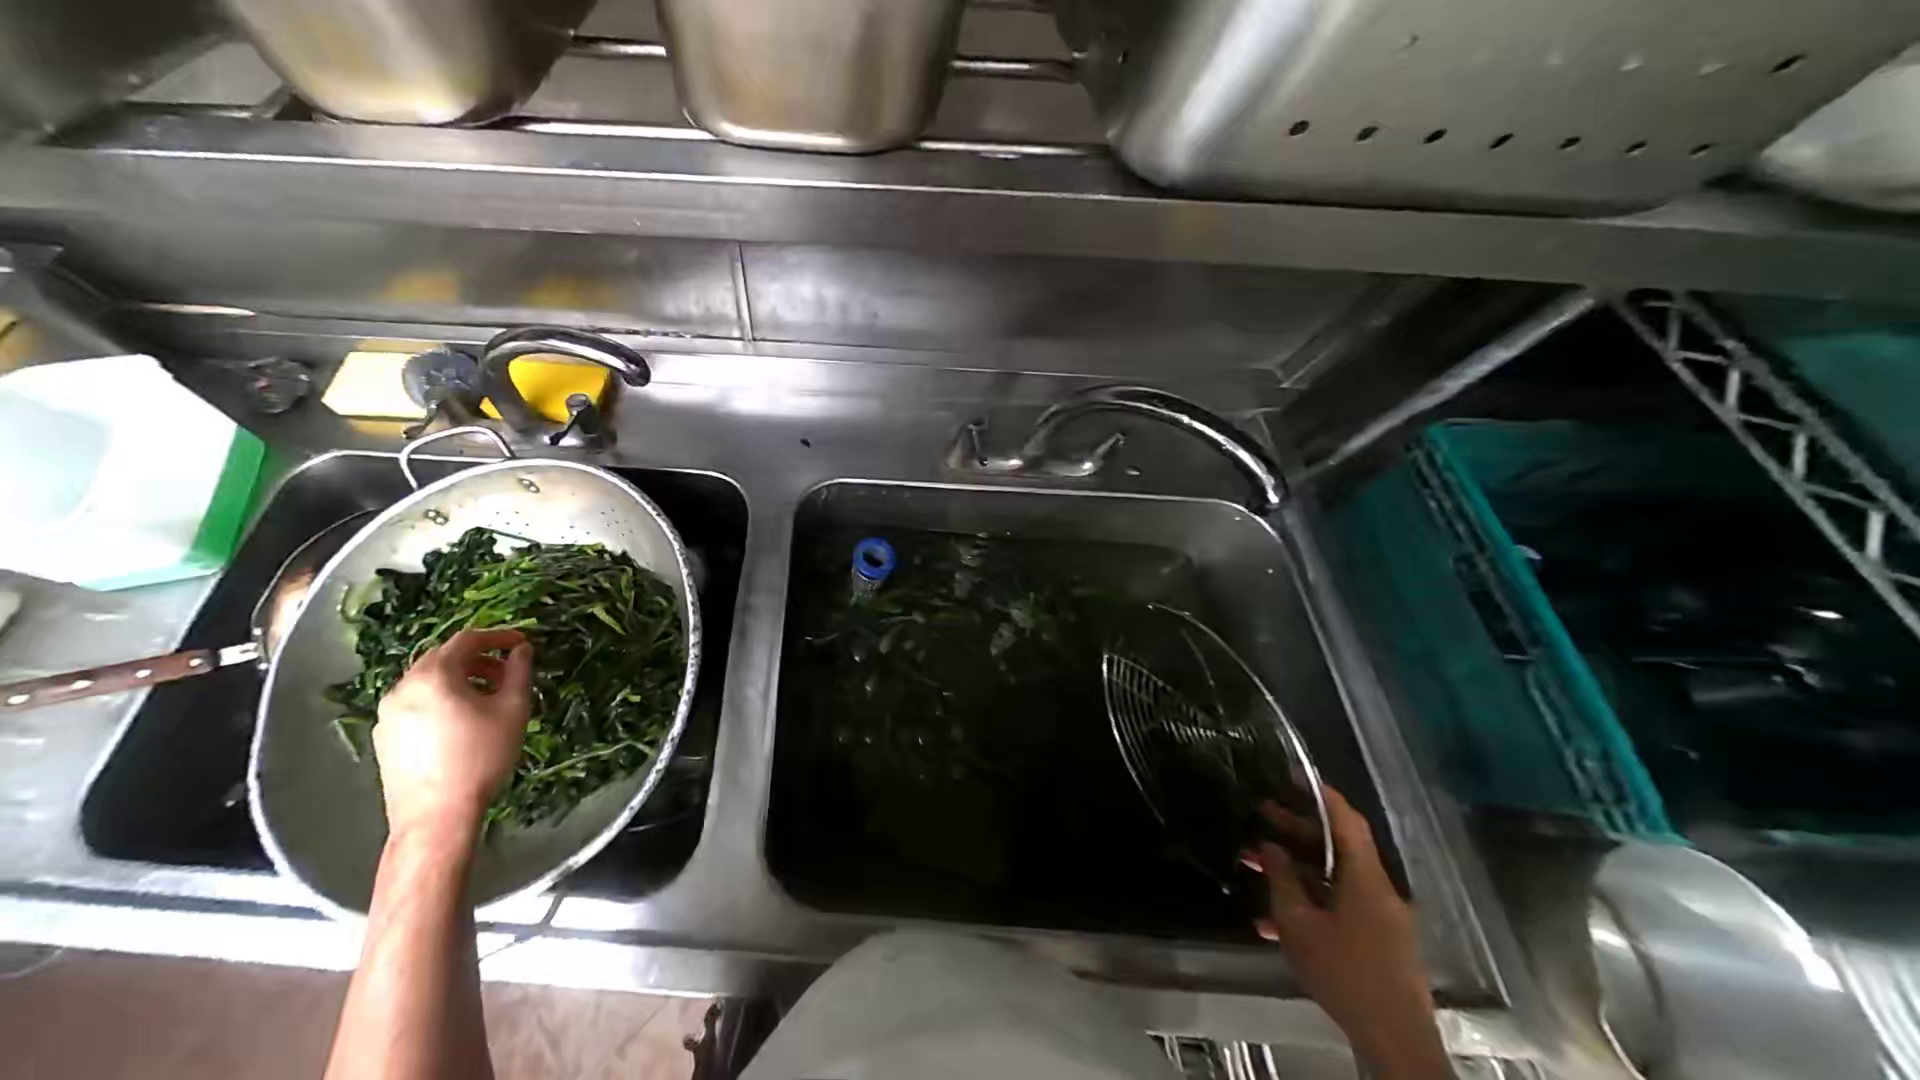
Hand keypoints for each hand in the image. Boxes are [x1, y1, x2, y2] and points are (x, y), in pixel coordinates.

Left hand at [373, 628, 532, 840]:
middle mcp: (402, 688)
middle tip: (508, 670)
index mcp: (433, 676)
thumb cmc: (481, 757)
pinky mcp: (384, 736)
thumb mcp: (513, 709)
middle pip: (443, 658)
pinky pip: (416, 703)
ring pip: (427, 681)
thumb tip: (522, 650)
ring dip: (460, 679)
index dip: (499, 636)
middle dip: (479, 658)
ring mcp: (388, 713)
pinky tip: (463, 720)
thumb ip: (519, 672)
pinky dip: (442, 698)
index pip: (467, 639)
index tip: (522, 643)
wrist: (436, 816)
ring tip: (488, 697)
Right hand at [1250, 787, 1450, 1079]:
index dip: (1321, 794)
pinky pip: (1340, 906)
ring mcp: (1382, 916)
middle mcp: (1379, 889)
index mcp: (1366, 878)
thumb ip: (1283, 879)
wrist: (1395, 1040)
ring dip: (1296, 871)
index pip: (1346, 820)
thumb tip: (1270, 846)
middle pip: (1337, 847)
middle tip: (1260, 817)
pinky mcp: (1379, 939)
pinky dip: (1310, 903)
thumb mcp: (1299, 925)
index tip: (1294, 775)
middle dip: (1296, 832)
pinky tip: (1273, 922)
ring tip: (1255, 865)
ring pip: (1333, 878)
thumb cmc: (1345, 974)